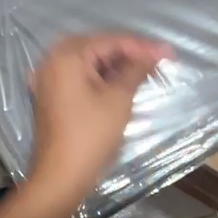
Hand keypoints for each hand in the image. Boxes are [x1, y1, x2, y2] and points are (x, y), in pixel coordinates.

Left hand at [24, 34, 171, 212]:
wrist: (61, 176)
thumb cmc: (91, 134)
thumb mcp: (119, 98)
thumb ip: (136, 69)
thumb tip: (154, 53)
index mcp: (66, 56)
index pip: (110, 41)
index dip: (142, 46)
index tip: (169, 53)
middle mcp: (52, 61)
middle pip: (98, 49)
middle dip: (129, 54)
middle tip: (159, 60)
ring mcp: (48, 80)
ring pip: (89, 64)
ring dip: (116, 67)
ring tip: (146, 71)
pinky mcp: (51, 97)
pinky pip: (79, 79)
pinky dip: (101, 79)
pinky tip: (122, 84)